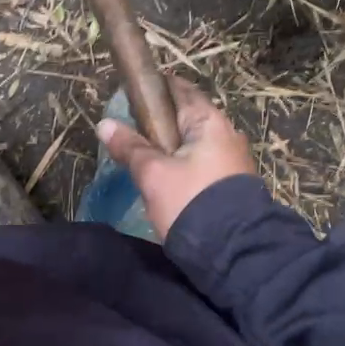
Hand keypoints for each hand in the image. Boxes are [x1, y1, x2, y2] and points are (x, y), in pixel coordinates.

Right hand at [98, 77, 254, 240]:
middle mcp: (226, 133)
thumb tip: (105, 125)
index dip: (153, 88)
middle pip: (185, 116)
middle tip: (130, 134)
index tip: (129, 96)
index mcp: (209, 121)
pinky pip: (203, 164)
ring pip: (193, 143)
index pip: (178, 88)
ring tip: (144, 161)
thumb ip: (130, 147)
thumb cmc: (192, 202)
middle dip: (158, 123)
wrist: (239, 257)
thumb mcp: (153, 174)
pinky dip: (184, 166)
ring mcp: (233, 160)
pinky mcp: (234, 185)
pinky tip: (167, 182)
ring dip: (171, 148)